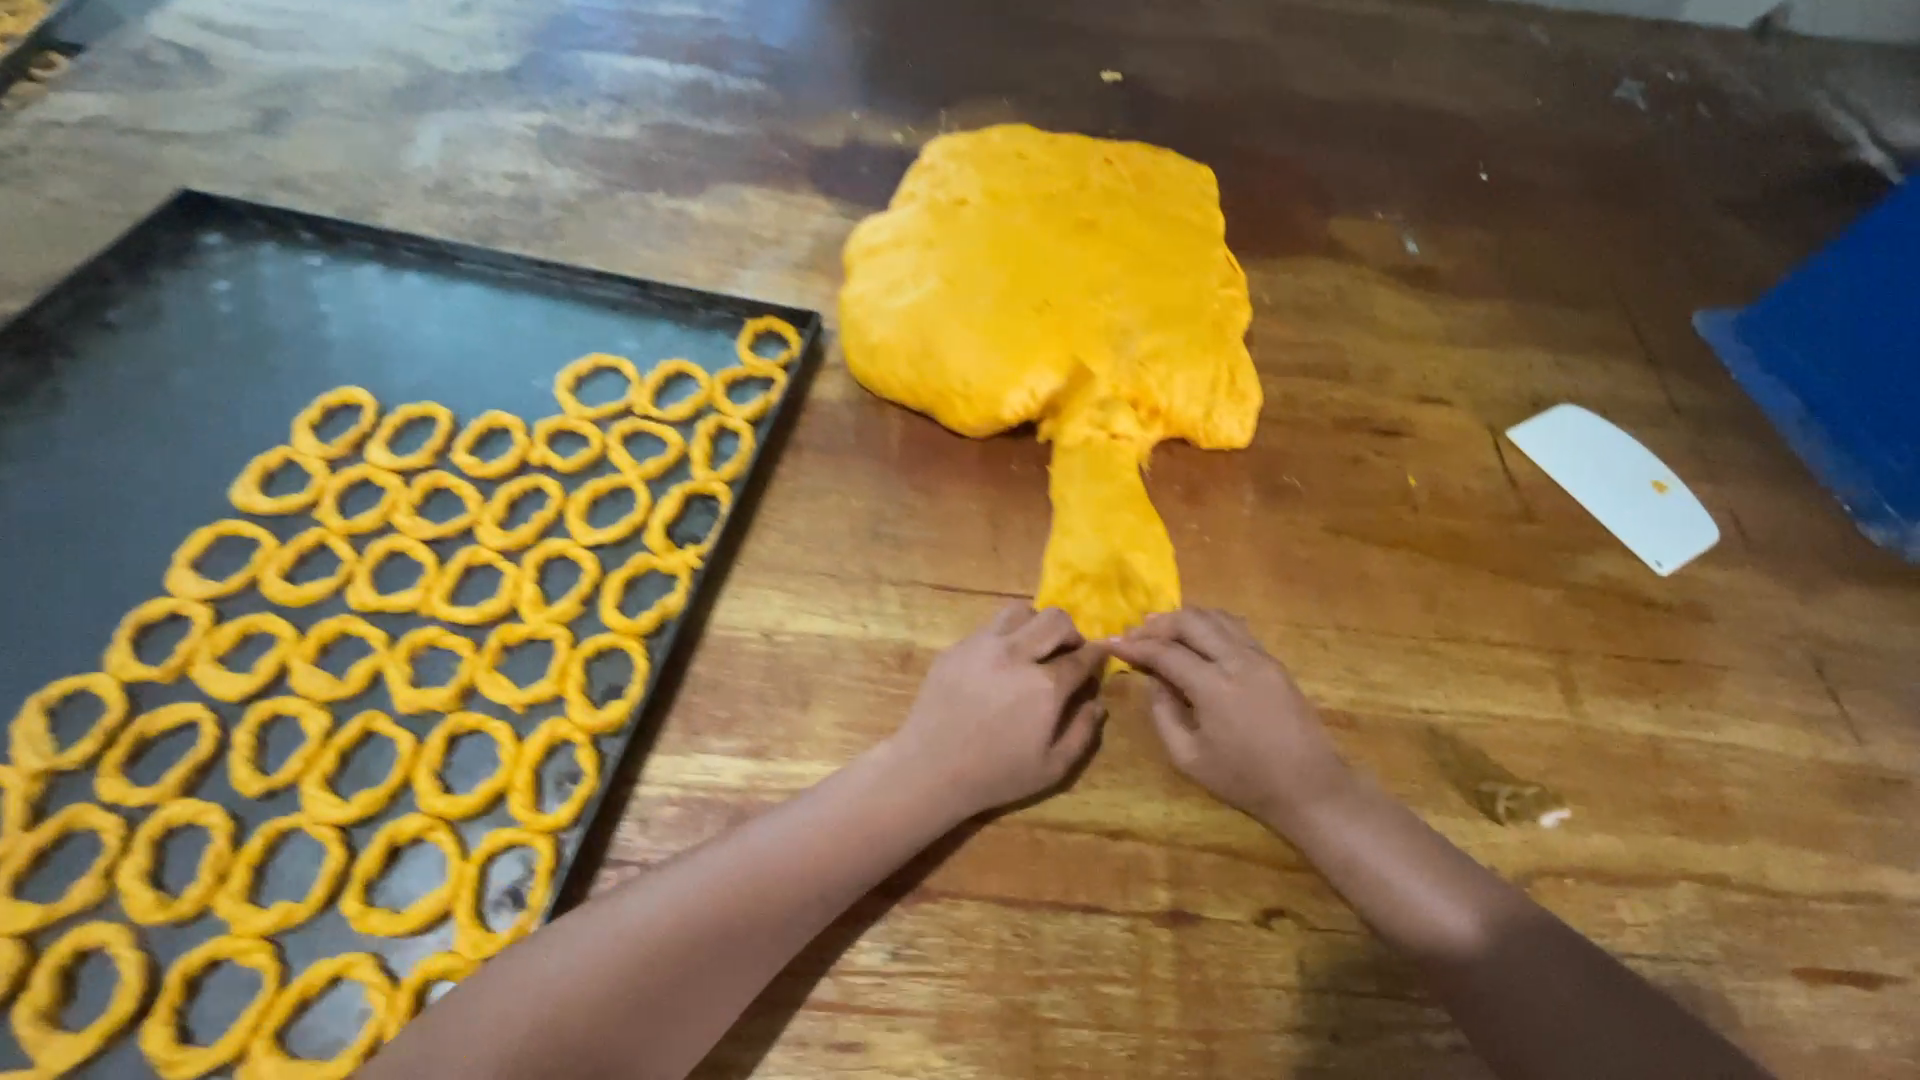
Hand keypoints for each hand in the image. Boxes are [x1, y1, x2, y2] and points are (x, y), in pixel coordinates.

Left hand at [890, 604, 1107, 816]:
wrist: (930, 770)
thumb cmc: (995, 776)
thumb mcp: (1052, 768)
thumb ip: (1083, 733)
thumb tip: (1097, 702)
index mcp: (1045, 686)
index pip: (1083, 656)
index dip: (1097, 656)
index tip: (1097, 660)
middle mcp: (1016, 655)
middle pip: (1055, 619)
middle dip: (1071, 632)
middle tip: (1068, 652)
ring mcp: (981, 646)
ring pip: (1020, 611)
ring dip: (1035, 625)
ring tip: (1033, 649)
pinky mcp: (956, 648)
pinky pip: (988, 628)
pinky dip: (1004, 637)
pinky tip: (998, 664)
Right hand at [1110, 609, 1349, 825]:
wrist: (1309, 787)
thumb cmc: (1244, 780)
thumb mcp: (1188, 758)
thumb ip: (1163, 714)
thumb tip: (1154, 681)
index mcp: (1214, 686)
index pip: (1166, 652)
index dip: (1135, 646)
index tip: (1112, 643)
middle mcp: (1238, 661)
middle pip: (1191, 622)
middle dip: (1157, 624)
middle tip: (1134, 634)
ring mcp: (1260, 657)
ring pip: (1216, 618)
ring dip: (1184, 619)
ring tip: (1161, 629)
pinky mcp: (1274, 662)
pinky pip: (1236, 628)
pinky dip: (1209, 625)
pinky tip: (1196, 637)